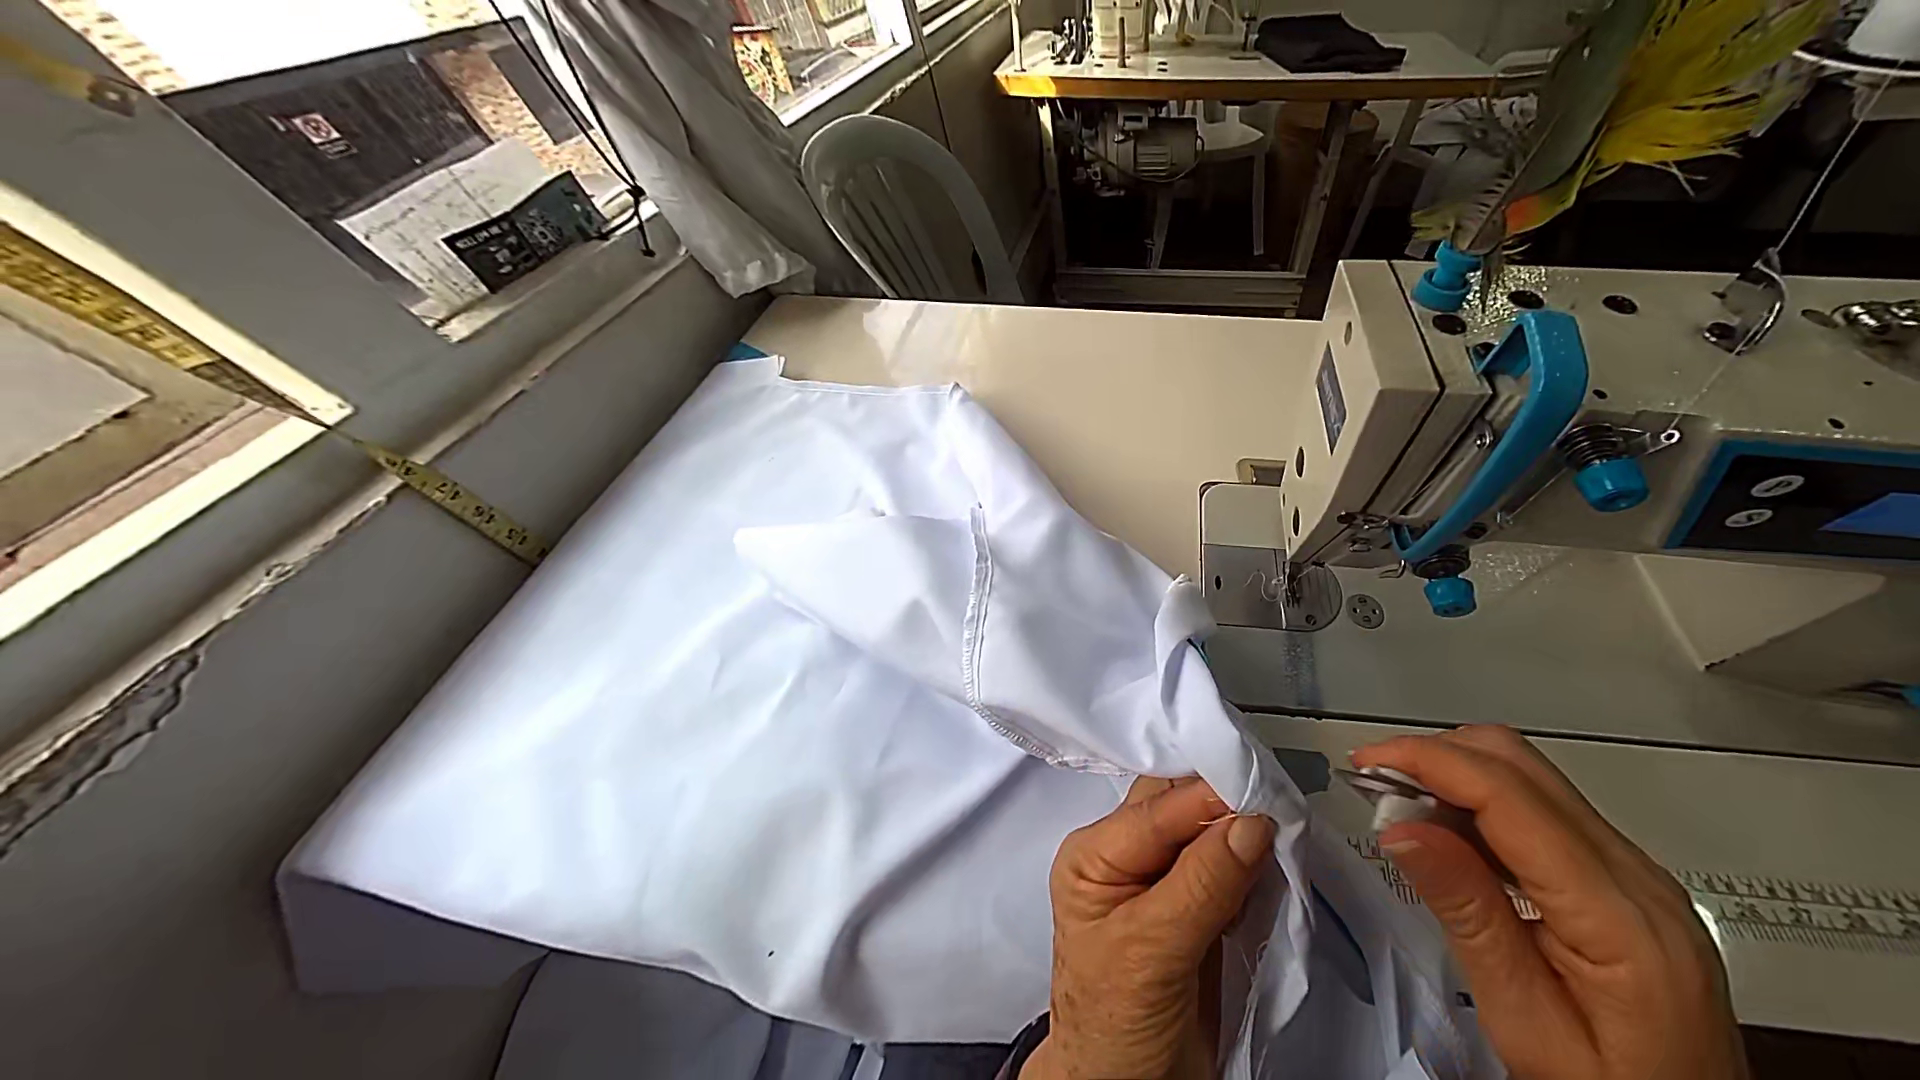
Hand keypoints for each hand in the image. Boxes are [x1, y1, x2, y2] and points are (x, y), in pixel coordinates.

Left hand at [1022, 776, 1275, 1079]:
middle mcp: (1124, 855)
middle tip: (1275, 793)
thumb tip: (1250, 823)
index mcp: (1095, 854)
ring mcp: (1160, 878)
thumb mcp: (1151, 951)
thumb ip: (1200, 885)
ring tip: (1281, 815)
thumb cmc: (1113, 1023)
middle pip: (1175, 805)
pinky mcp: (1194, 905)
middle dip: (1223, 797)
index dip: (1207, 795)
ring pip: (1203, 830)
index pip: (1155, 809)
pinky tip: (1274, 854)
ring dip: (1241, 825)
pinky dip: (1252, 859)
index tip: (1261, 787)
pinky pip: (1226, 866)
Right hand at [1352, 726, 1746, 1079]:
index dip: (1428, 760)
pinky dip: (1475, 798)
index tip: (1363, 763)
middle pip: (1520, 764)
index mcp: (1618, 914)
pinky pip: (1536, 805)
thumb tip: (1399, 829)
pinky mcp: (1620, 875)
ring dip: (1451, 773)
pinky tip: (1443, 832)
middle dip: (1434, 756)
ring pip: (1526, 774)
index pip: (1510, 795)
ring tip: (1399, 809)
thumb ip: (1468, 916)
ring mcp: (1633, 870)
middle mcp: (1635, 874)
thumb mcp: (1525, 1022)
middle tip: (1375, 787)